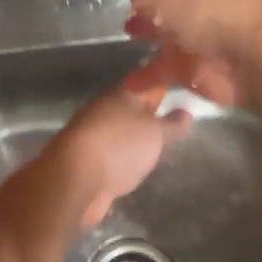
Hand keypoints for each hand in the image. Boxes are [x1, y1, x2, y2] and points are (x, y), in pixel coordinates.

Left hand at [48, 83, 190, 225]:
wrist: (75, 179)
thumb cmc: (119, 145)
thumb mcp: (154, 132)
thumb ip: (171, 123)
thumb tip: (186, 111)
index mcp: (118, 97)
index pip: (144, 82)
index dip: (163, 83)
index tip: (183, 88)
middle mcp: (103, 113)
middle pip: (131, 108)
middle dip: (151, 111)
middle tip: (177, 118)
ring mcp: (93, 139)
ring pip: (121, 132)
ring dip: (137, 136)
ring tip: (160, 143)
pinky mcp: (88, 164)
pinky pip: (113, 155)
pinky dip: (126, 157)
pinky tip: (136, 165)